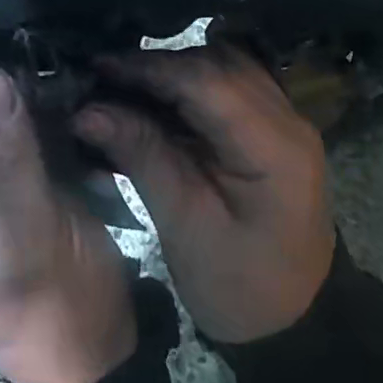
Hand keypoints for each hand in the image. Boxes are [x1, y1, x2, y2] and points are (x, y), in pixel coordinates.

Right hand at [74, 43, 334, 342]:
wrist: (293, 318)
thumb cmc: (239, 286)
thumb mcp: (186, 226)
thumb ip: (144, 157)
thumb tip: (89, 111)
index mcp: (275, 147)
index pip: (209, 81)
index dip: (152, 68)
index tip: (100, 66)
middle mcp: (289, 119)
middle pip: (221, 64)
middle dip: (161, 65)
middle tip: (105, 77)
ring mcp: (287, 120)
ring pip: (227, 67)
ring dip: (177, 71)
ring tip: (126, 85)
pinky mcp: (274, 129)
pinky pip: (233, 88)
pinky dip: (193, 86)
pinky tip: (158, 100)